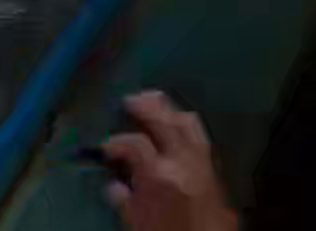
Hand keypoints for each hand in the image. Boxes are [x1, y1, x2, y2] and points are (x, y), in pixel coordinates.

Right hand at [101, 91, 237, 230]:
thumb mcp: (138, 226)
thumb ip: (124, 202)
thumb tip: (112, 184)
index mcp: (160, 175)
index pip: (135, 145)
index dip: (117, 142)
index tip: (104, 145)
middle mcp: (181, 158)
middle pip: (163, 120)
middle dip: (145, 106)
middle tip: (130, 98)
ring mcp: (199, 156)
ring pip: (185, 119)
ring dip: (167, 107)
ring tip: (152, 100)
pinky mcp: (211, 160)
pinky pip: (197, 130)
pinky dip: (184, 119)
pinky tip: (175, 118)